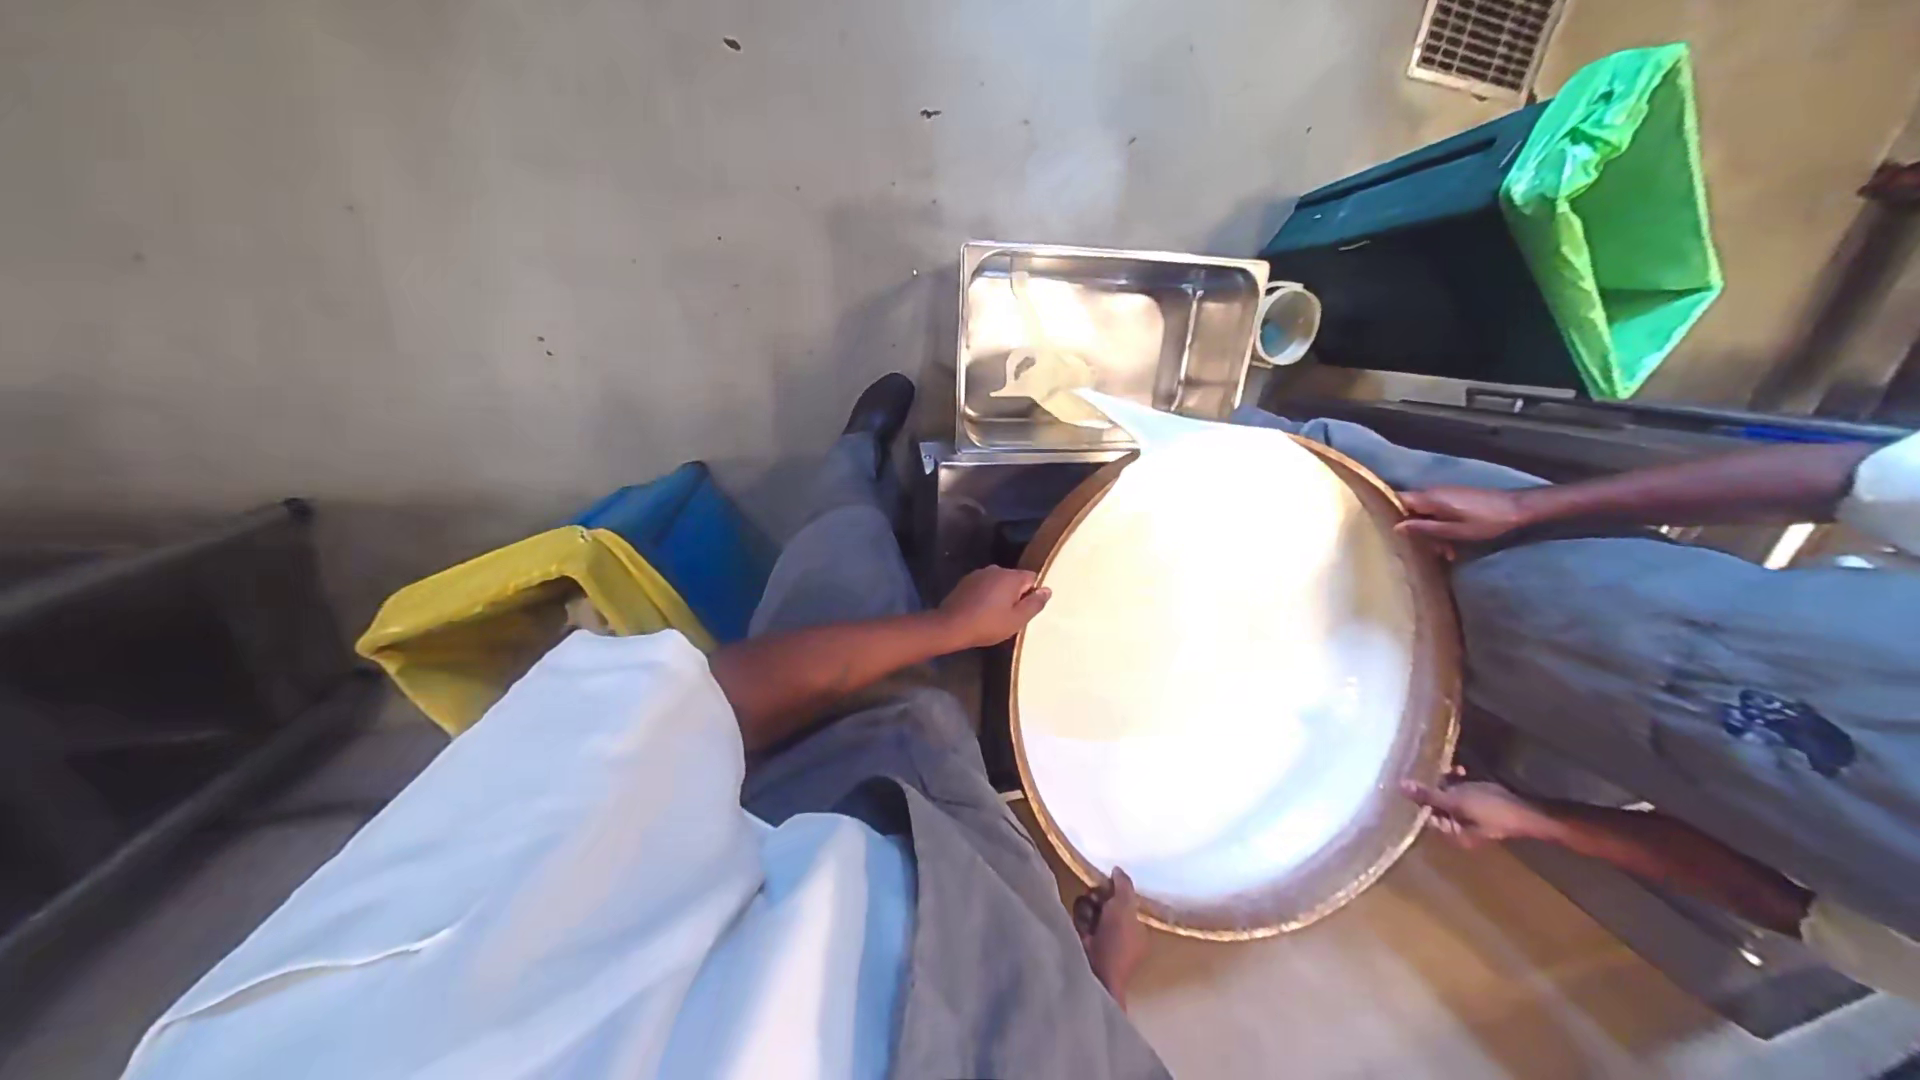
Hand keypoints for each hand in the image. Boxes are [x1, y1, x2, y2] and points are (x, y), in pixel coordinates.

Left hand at [935, 566, 1050, 648]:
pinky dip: (986, 595)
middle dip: (1016, 595)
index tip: (1024, 611)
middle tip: (1010, 616)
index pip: (1032, 578)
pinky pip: (984, 586)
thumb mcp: (1017, 619)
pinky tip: (980, 611)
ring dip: (1000, 595)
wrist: (951, 626)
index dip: (1032, 594)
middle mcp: (996, 569)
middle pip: (1015, 579)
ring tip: (994, 615)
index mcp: (1011, 576)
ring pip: (998, 582)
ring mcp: (979, 574)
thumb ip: (1035, 603)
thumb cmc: (988, 624)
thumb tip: (1047, 590)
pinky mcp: (966, 581)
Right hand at [1073, 868, 1147, 1007]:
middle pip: (1106, 902)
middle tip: (1095, 900)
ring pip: (1091, 908)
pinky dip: (1079, 918)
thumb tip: (1117, 869)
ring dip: (1087, 908)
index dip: (1116, 891)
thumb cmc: (1117, 941)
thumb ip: (1123, 885)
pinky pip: (1080, 919)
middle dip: (1098, 898)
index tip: (1109, 885)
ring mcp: (1101, 939)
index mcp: (1138, 929)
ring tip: (1087, 918)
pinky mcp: (1083, 941)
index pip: (1126, 900)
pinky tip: (1080, 925)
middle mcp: (1121, 934)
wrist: (1095, 974)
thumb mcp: (1125, 907)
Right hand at [1396, 487, 1531, 546]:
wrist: (1519, 508)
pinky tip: (1451, 544)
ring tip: (1445, 552)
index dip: (1386, 511)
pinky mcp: (1454, 499)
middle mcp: (1432, 492)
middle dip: (1415, 530)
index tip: (1383, 527)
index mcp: (1429, 499)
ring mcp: (1444, 494)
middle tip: (1427, 550)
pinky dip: (1439, 526)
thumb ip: (1425, 528)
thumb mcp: (1455, 531)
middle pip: (1410, 509)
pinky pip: (1436, 512)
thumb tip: (1396, 527)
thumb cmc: (1487, 521)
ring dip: (1430, 531)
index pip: (1396, 499)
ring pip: (1424, 513)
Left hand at [1401, 778, 1561, 848]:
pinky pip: (1461, 792)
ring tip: (1446, 767)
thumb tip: (1399, 787)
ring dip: (1445, 780)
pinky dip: (1459, 781)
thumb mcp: (1456, 802)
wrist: (1532, 811)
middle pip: (1435, 804)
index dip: (1417, 797)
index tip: (1407, 779)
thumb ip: (1428, 796)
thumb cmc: (1492, 810)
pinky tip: (1462, 770)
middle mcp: (1458, 827)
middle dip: (1431, 786)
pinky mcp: (1479, 805)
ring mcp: (1470, 816)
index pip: (1424, 815)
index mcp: (1452, 834)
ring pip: (1447, 795)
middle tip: (1425, 768)